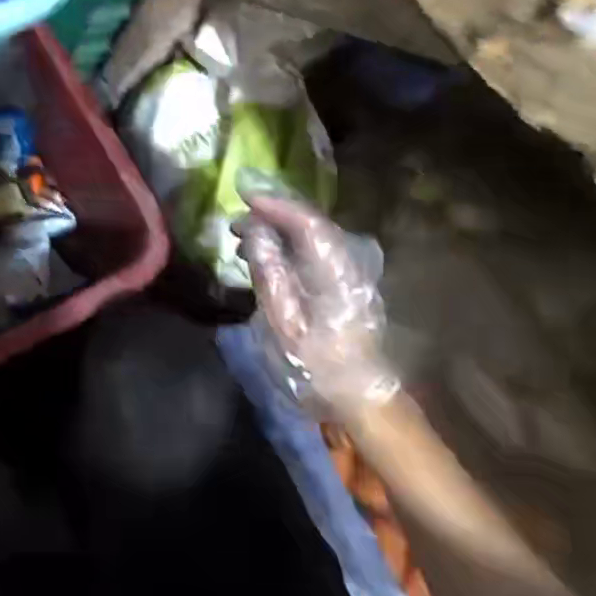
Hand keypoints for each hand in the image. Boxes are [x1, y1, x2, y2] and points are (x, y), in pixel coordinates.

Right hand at [235, 188, 398, 416]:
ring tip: (242, 238)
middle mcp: (347, 263)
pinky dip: (287, 245)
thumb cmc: (319, 365)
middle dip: (271, 214)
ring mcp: (348, 274)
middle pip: (310, 224)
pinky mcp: (343, 285)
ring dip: (277, 230)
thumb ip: (269, 273)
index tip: (243, 195)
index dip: (276, 204)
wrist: (361, 400)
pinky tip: (265, 256)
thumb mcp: (284, 323)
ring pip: (311, 236)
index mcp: (335, 271)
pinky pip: (312, 251)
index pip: (307, 222)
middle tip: (235, 219)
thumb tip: (253, 232)